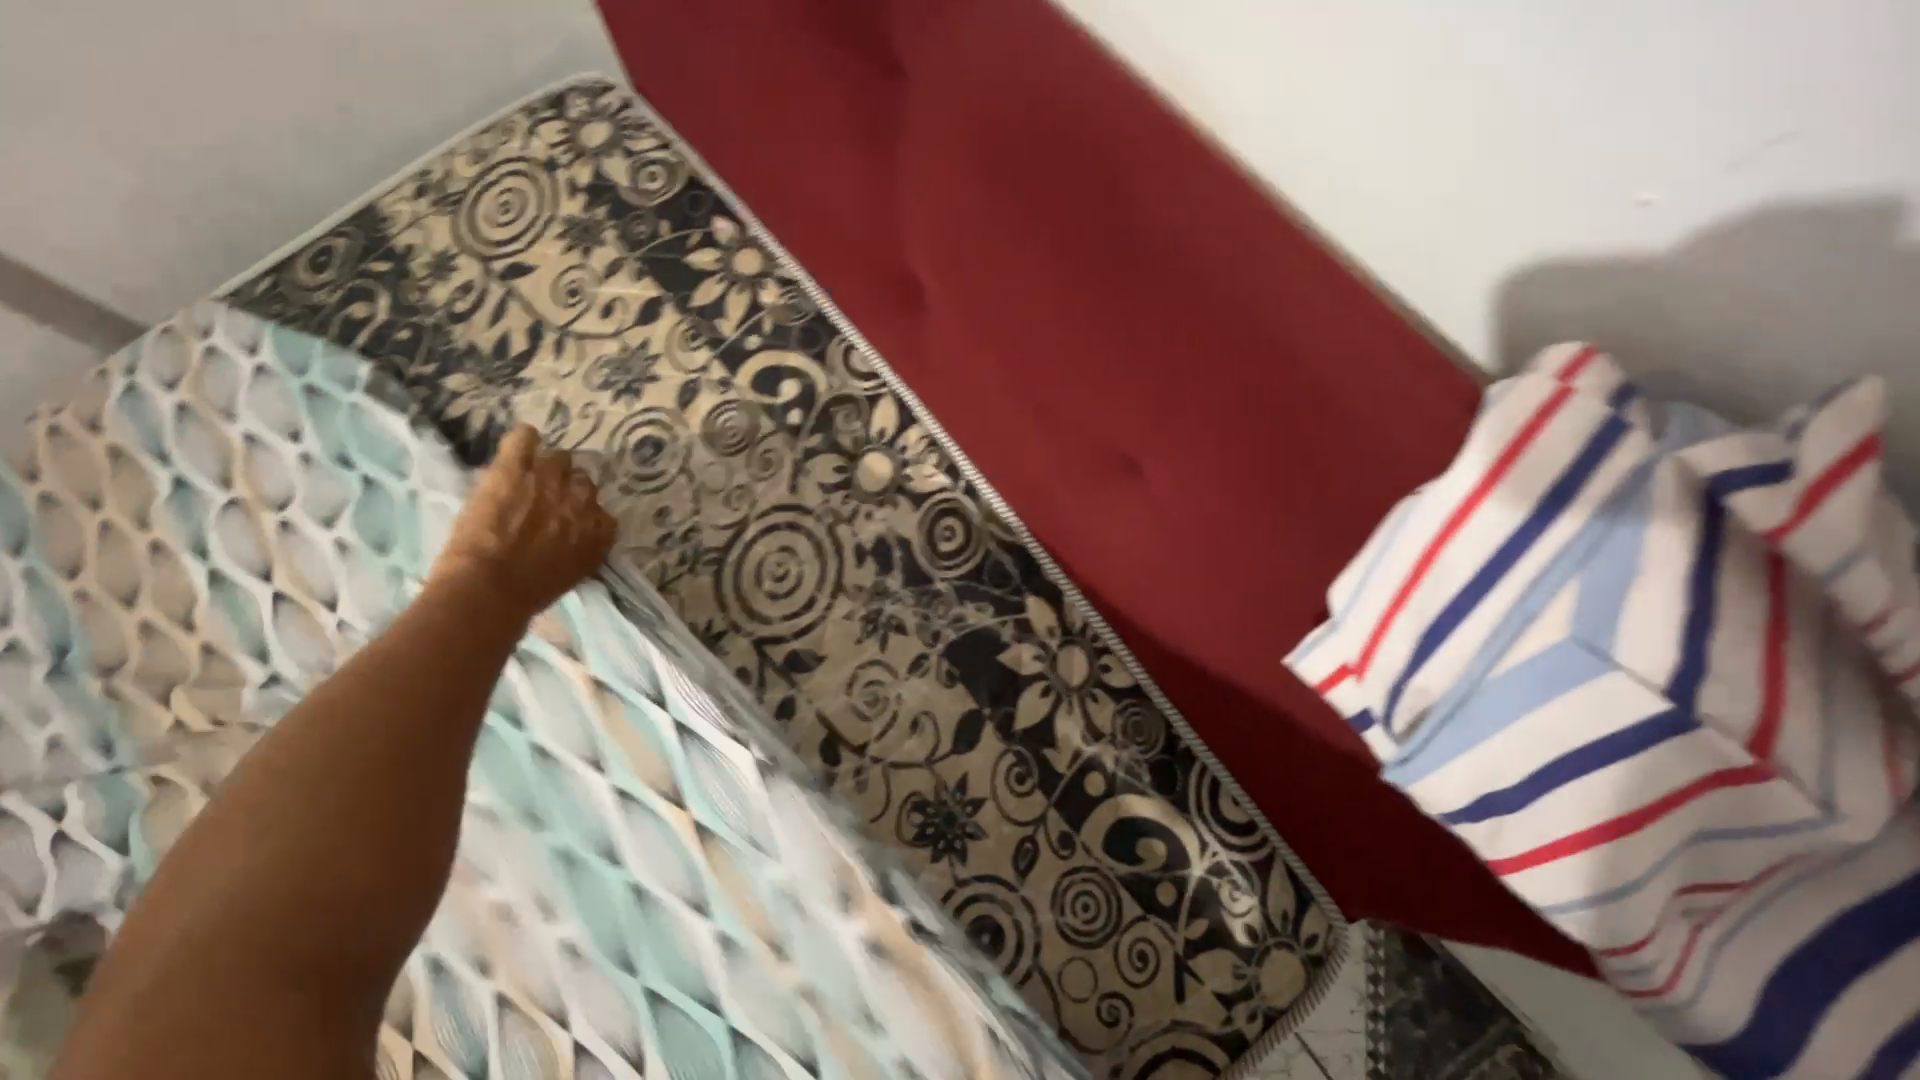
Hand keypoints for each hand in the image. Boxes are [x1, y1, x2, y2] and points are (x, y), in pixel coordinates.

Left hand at [428, 425, 616, 617]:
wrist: (489, 588)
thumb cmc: (528, 593)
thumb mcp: (574, 576)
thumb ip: (585, 551)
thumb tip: (579, 540)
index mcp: (599, 530)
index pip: (601, 512)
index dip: (582, 514)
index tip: (568, 522)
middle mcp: (582, 500)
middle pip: (583, 480)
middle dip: (567, 488)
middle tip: (545, 500)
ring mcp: (549, 479)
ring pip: (558, 457)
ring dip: (546, 466)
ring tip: (528, 476)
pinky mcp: (514, 468)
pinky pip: (525, 438)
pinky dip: (523, 440)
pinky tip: (518, 447)